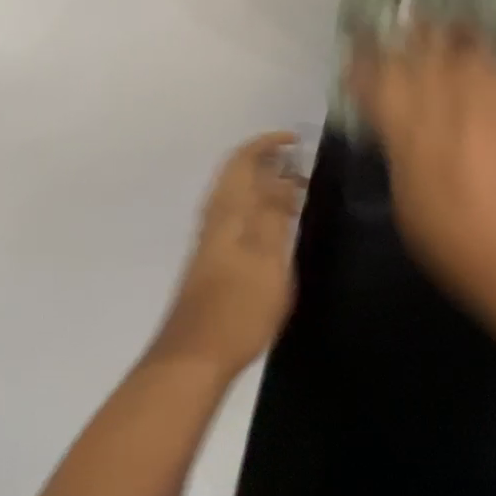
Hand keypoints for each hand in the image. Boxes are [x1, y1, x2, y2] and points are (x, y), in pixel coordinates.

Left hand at [152, 132, 303, 376]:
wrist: (194, 356)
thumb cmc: (238, 307)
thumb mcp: (269, 259)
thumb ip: (275, 215)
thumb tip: (283, 176)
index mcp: (228, 211)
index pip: (243, 160)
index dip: (267, 144)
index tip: (296, 140)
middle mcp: (215, 218)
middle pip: (237, 175)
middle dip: (268, 162)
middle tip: (301, 166)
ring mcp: (210, 241)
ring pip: (236, 197)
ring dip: (263, 186)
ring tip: (296, 193)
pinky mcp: (212, 262)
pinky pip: (237, 218)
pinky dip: (258, 209)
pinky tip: (276, 229)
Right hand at [347, 26, 495, 313]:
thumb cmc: (455, 245)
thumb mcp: (406, 202)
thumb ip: (398, 153)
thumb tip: (392, 126)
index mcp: (410, 135)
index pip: (377, 81)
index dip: (362, 62)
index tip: (353, 51)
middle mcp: (446, 107)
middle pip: (417, 52)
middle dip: (398, 37)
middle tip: (386, 28)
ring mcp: (485, 101)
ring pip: (455, 48)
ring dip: (436, 34)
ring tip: (424, 25)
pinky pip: (490, 62)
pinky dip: (473, 47)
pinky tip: (465, 45)